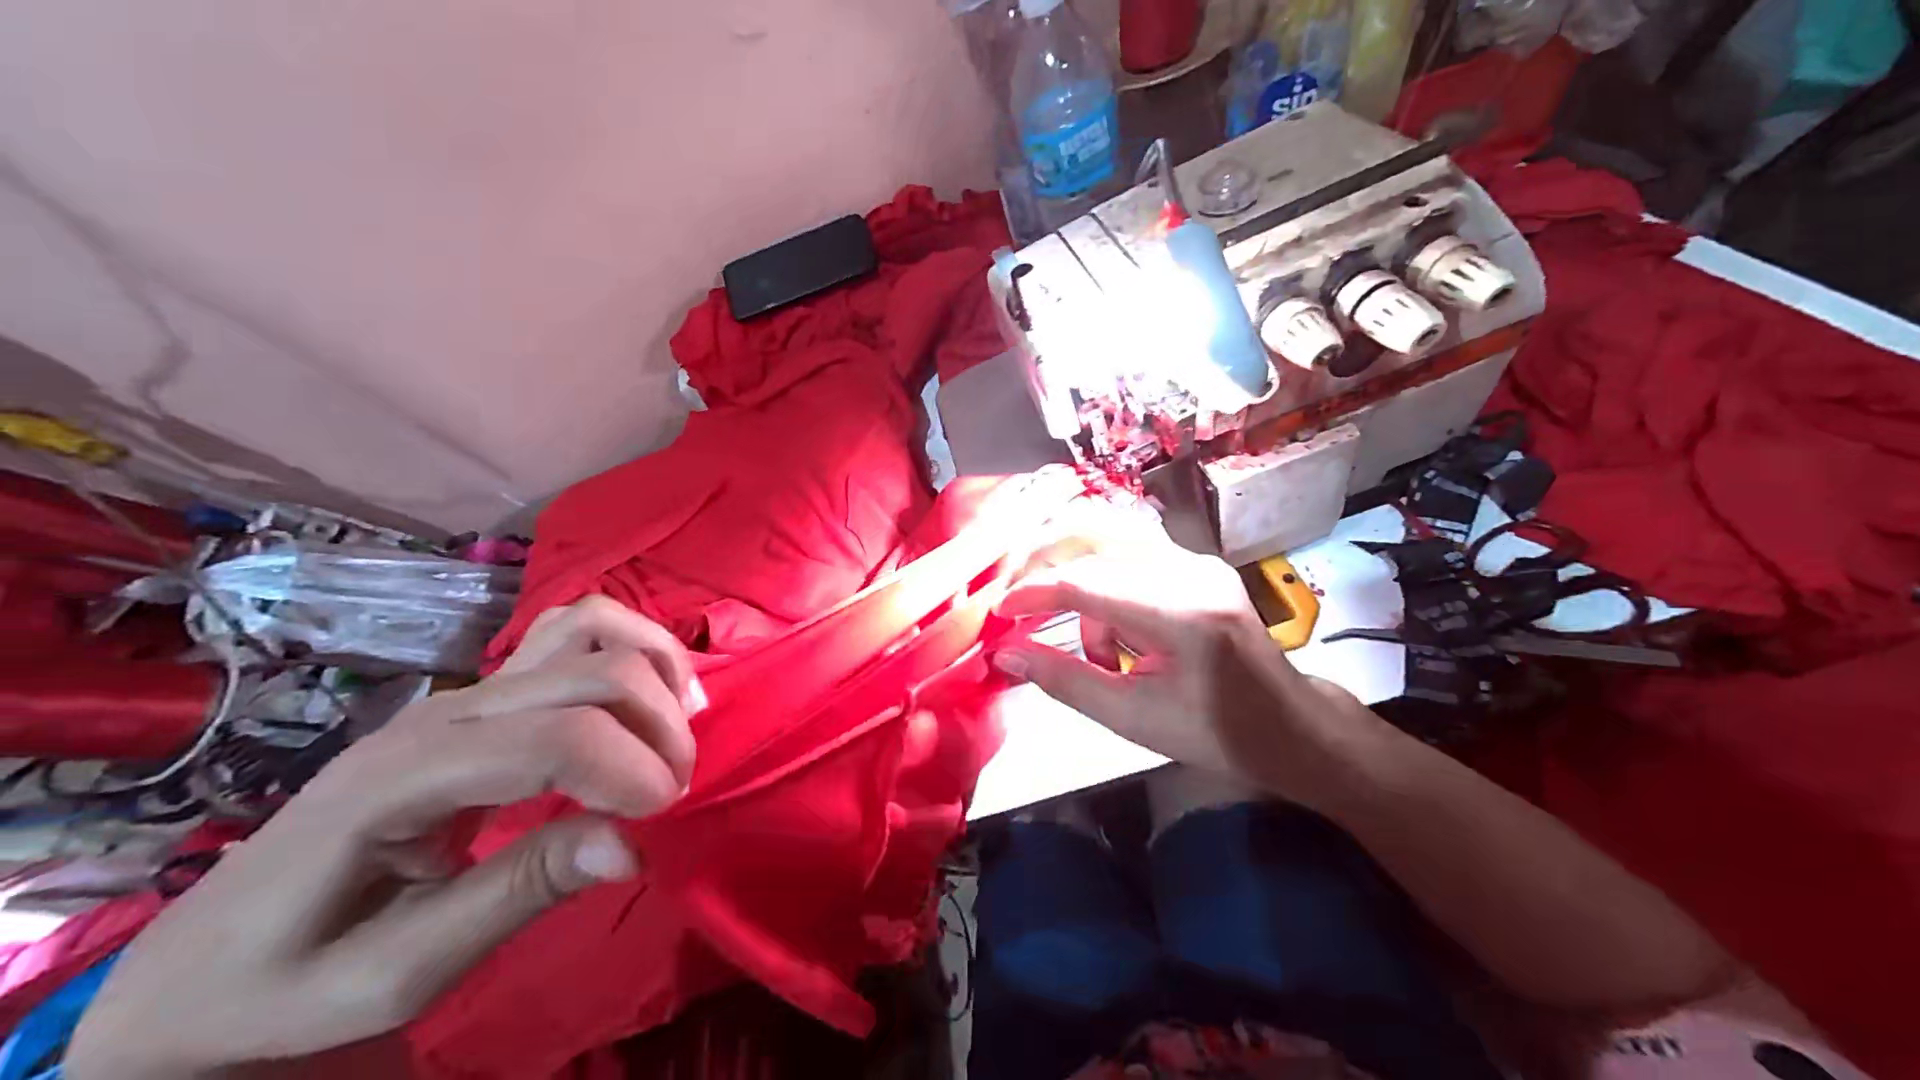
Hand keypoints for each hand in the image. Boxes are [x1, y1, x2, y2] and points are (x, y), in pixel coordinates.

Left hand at [68, 597, 703, 1078]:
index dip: (631, 769)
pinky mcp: (484, 695)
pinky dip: (631, 649)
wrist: (208, 958)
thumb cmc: (289, 979)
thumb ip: (517, 896)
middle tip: (673, 792)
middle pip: (588, 672)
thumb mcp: (393, 974)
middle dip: (657, 725)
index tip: (662, 819)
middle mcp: (443, 713)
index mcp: (402, 778)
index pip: (553, 738)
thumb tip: (631, 845)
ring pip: (590, 628)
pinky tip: (651, 695)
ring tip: (678, 729)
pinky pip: (574, 633)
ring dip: (654, 670)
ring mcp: (464, 693)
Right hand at [992, 509, 1383, 805]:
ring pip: (1108, 539)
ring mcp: (1197, 561)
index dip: (1032, 591)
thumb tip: (1006, 653)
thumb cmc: (1215, 734)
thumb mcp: (1132, 718)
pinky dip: (1105, 586)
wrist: (1289, 727)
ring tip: (1092, 646)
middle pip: (1094, 537)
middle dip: (1045, 565)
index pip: (1085, 581)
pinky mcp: (1196, 564)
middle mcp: (1190, 570)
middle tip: (1018, 603)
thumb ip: (1064, 680)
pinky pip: (1130, 554)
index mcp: (1181, 613)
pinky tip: (1117, 637)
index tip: (999, 613)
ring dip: (1078, 578)